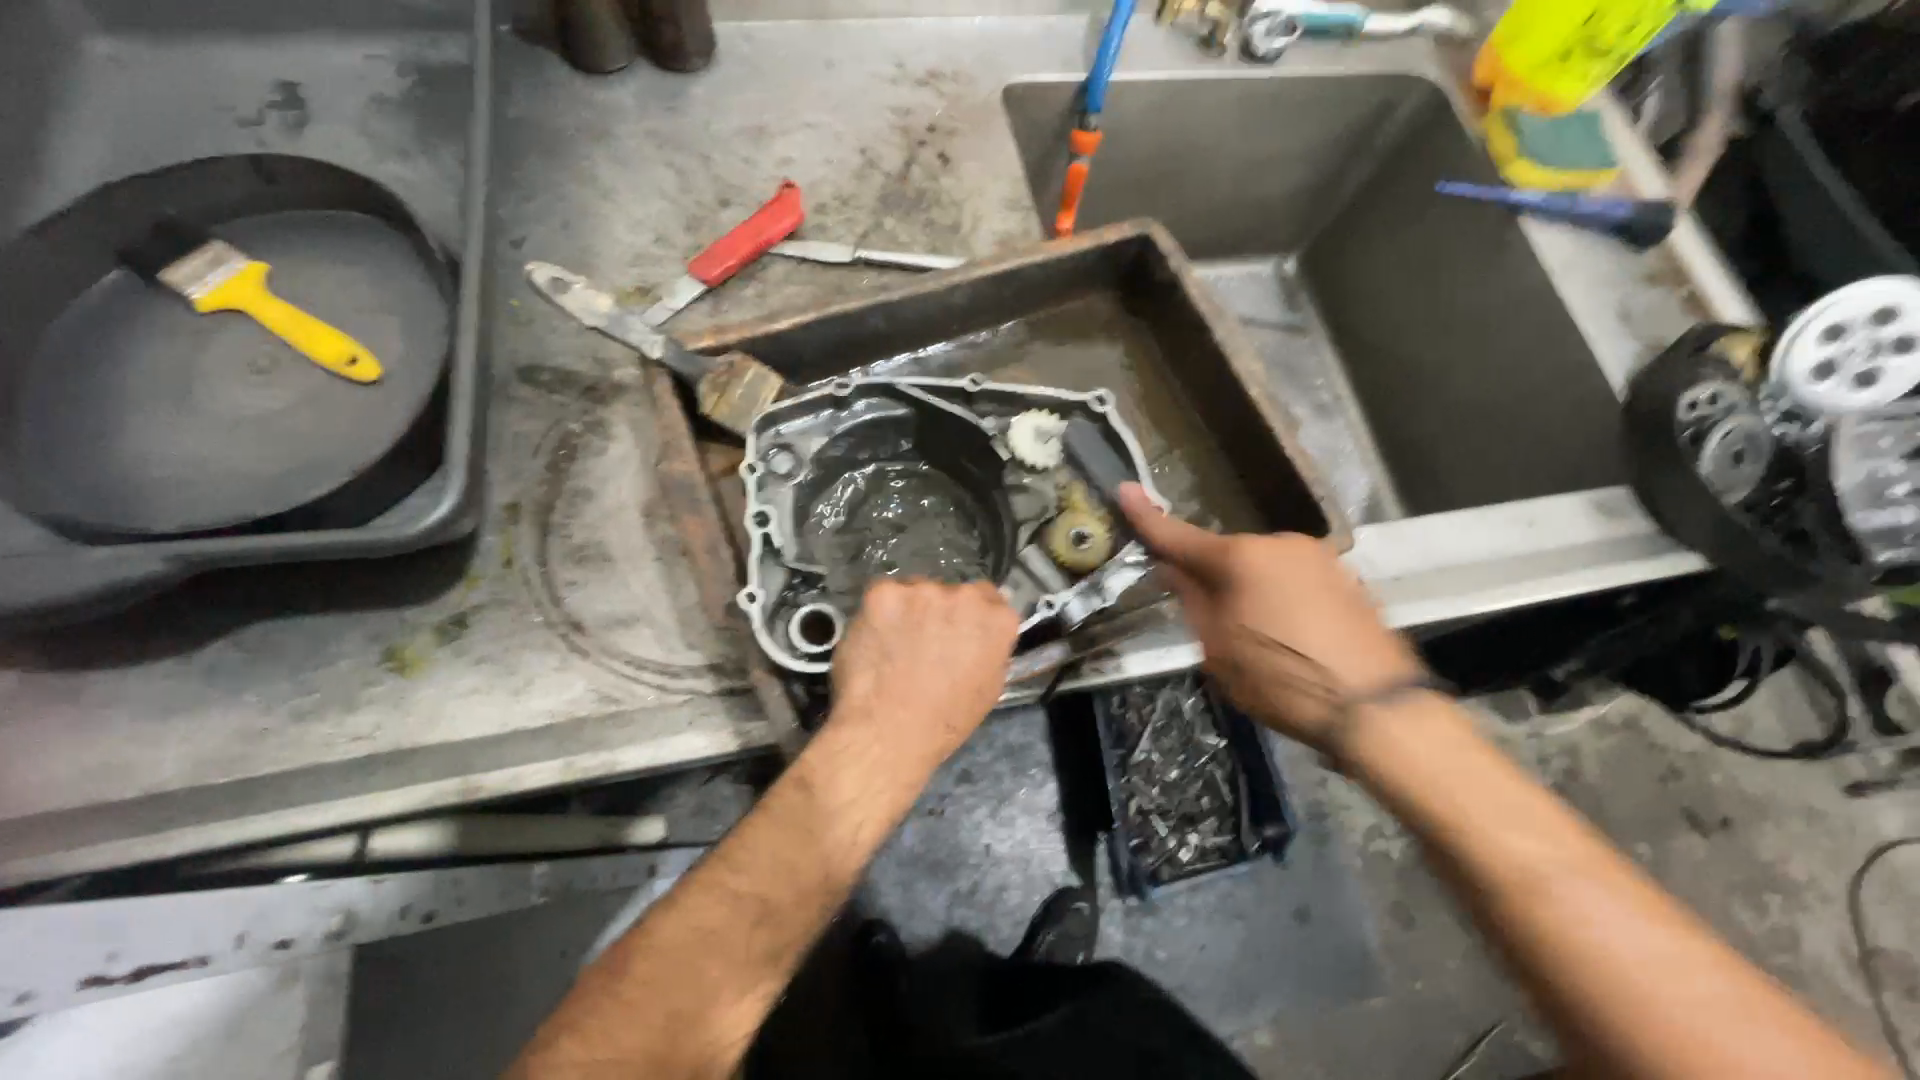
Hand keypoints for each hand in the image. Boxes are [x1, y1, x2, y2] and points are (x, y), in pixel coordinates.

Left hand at [829, 579, 1020, 768]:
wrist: (889, 730)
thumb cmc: (944, 721)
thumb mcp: (990, 687)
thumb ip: (991, 649)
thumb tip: (980, 635)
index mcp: (998, 619)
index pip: (989, 598)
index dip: (970, 616)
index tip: (957, 633)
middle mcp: (965, 595)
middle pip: (952, 592)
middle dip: (939, 612)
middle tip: (924, 643)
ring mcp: (923, 590)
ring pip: (916, 591)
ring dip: (909, 610)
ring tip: (895, 645)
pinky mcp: (884, 592)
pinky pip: (884, 594)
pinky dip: (879, 613)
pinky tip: (875, 639)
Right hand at [1118, 484, 1426, 748]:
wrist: (1377, 707)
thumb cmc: (1282, 680)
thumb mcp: (1218, 650)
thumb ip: (1191, 601)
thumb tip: (1173, 568)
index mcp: (1240, 557)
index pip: (1180, 536)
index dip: (1147, 518)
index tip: (1123, 490)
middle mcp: (1279, 544)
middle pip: (1228, 556)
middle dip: (1212, 578)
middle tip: (1212, 624)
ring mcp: (1319, 557)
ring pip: (1263, 569)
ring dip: (1250, 590)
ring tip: (1260, 640)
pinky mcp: (1346, 578)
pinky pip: (1295, 580)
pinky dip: (1282, 599)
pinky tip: (1292, 636)